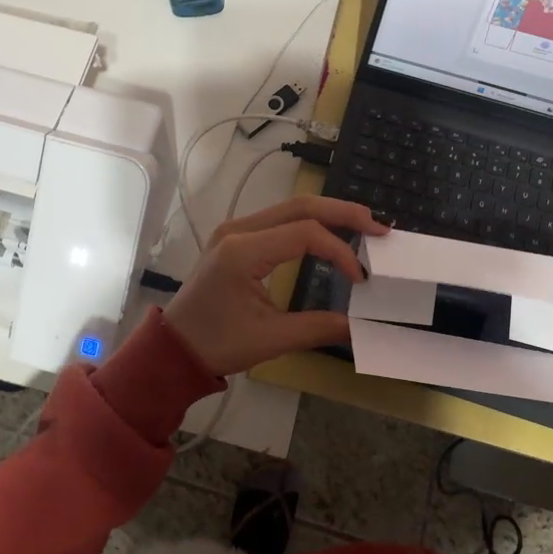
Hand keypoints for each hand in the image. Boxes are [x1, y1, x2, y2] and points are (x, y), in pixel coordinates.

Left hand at [164, 196, 389, 376]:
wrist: (173, 347)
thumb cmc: (217, 344)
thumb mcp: (270, 339)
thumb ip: (318, 327)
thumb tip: (359, 326)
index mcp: (243, 250)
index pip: (305, 233)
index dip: (339, 250)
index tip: (361, 279)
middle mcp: (238, 230)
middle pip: (300, 206)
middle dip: (343, 213)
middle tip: (380, 227)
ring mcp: (234, 230)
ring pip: (290, 208)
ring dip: (328, 214)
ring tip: (363, 225)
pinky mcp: (235, 238)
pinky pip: (278, 220)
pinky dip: (309, 223)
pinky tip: (330, 234)